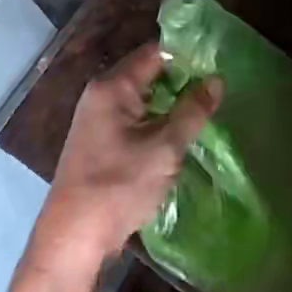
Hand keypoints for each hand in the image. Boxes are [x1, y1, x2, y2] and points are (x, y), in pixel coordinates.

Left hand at [33, 43, 221, 270]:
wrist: (72, 238)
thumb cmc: (118, 187)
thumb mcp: (165, 148)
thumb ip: (193, 111)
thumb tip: (217, 80)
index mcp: (112, 87)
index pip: (155, 52)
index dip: (188, 55)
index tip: (219, 62)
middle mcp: (101, 94)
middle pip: (149, 72)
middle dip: (183, 78)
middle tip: (219, 87)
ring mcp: (98, 118)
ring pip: (144, 97)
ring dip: (172, 101)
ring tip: (207, 107)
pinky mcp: (100, 140)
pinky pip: (135, 116)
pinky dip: (158, 118)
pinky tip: (181, 132)